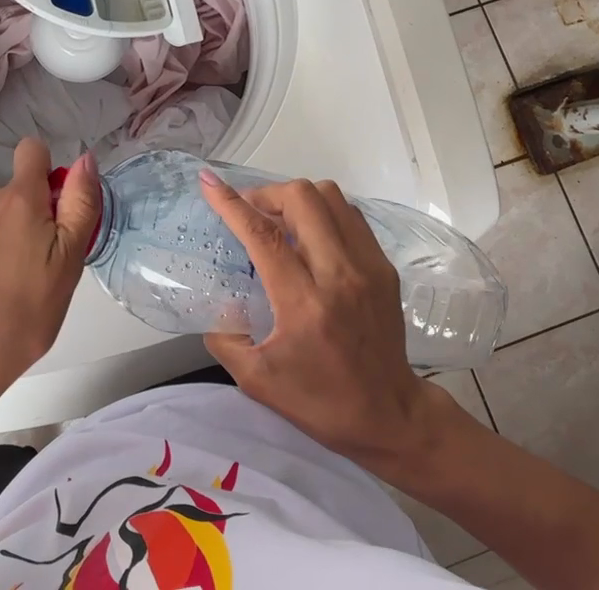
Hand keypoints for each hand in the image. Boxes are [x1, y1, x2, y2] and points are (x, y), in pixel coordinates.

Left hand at [0, 138, 101, 411]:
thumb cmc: (27, 312)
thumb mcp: (69, 261)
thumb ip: (80, 203)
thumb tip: (85, 158)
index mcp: (20, 199)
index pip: (32, 150)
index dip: (45, 172)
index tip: (52, 209)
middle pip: (12, 192)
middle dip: (25, 215)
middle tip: (34, 264)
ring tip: (3, 279)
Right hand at [200, 173, 457, 477]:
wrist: (390, 416)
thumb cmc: (319, 402)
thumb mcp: (256, 379)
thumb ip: (225, 337)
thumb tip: (215, 302)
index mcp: (305, 303)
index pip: (263, 236)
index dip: (232, 203)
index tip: (209, 182)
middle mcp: (340, 275)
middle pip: (303, 198)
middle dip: (267, 193)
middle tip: (248, 211)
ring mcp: (368, 267)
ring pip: (331, 198)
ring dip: (296, 199)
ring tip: (277, 221)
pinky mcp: (384, 268)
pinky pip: (350, 216)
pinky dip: (323, 213)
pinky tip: (308, 236)